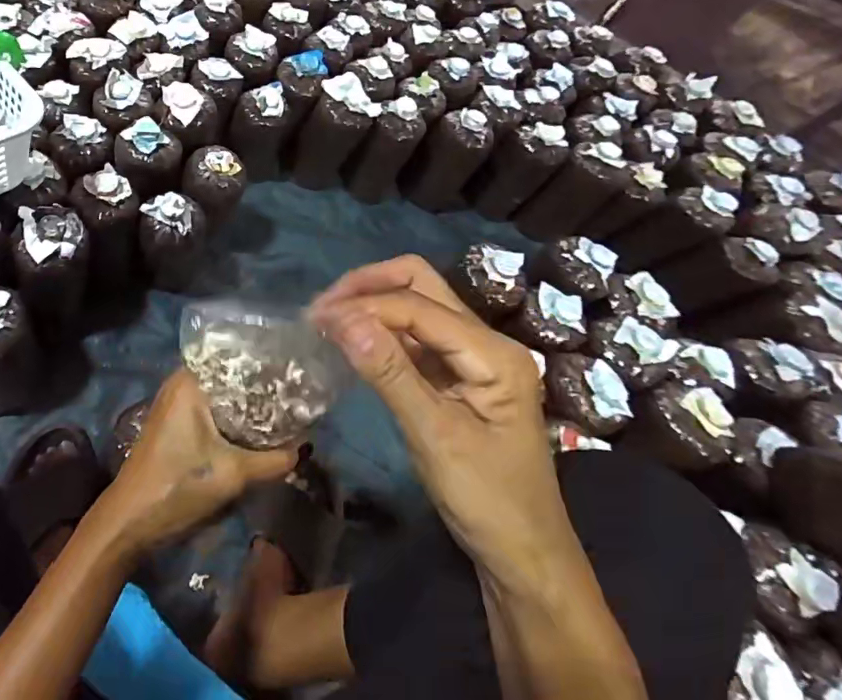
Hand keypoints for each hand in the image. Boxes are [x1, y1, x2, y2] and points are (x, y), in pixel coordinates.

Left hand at [100, 370, 296, 552]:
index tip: (298, 371)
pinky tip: (256, 427)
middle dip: (262, 385)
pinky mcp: (174, 423)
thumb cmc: (176, 488)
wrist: (126, 524)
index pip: (238, 357)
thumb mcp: (233, 475)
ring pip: (223, 393)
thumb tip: (305, 449)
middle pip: (232, 375)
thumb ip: (273, 460)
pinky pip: (212, 407)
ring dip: (249, 402)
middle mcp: (182, 382)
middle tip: (297, 392)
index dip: (269, 364)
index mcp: (191, 381)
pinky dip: (233, 415)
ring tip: (284, 407)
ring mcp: (175, 402)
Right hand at [308, 256, 573, 575]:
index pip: (420, 307)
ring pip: (419, 308)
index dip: (367, 305)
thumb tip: (344, 320)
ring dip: (375, 305)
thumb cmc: (488, 501)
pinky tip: (355, 342)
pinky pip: (418, 339)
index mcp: (493, 352)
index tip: (317, 318)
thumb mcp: (435, 437)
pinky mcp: (459, 375)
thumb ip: (390, 373)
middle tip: (323, 308)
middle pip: (424, 286)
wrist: (525, 555)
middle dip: (371, 286)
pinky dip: (384, 333)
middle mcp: (487, 341)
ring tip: (328, 320)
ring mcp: (474, 357)